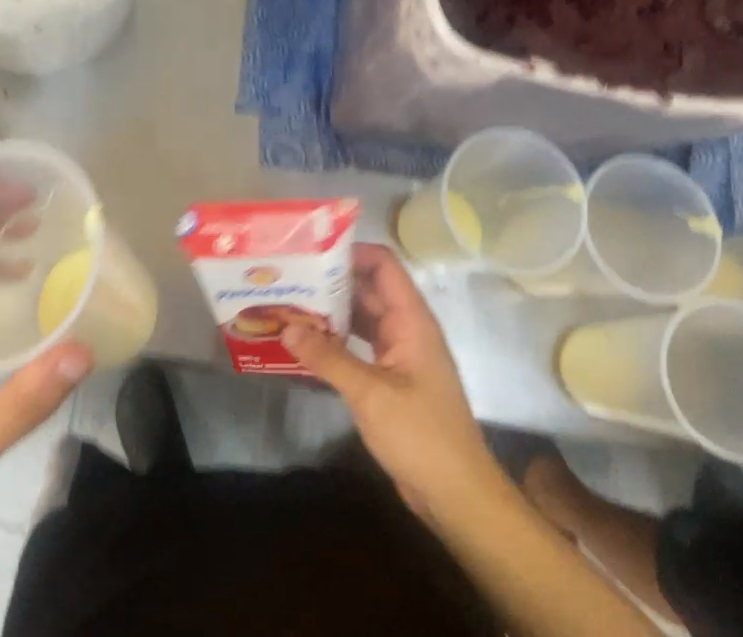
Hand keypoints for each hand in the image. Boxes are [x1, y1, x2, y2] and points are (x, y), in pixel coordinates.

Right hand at [281, 243, 505, 525]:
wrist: (455, 490)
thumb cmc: (420, 434)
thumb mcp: (370, 393)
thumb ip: (328, 357)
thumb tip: (286, 328)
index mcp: (412, 321)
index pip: (383, 266)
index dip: (350, 252)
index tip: (309, 251)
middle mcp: (407, 330)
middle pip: (369, 289)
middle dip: (331, 281)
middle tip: (288, 278)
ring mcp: (400, 355)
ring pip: (362, 319)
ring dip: (330, 312)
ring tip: (287, 305)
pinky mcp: (391, 379)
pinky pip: (361, 347)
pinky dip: (335, 342)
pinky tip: (304, 344)